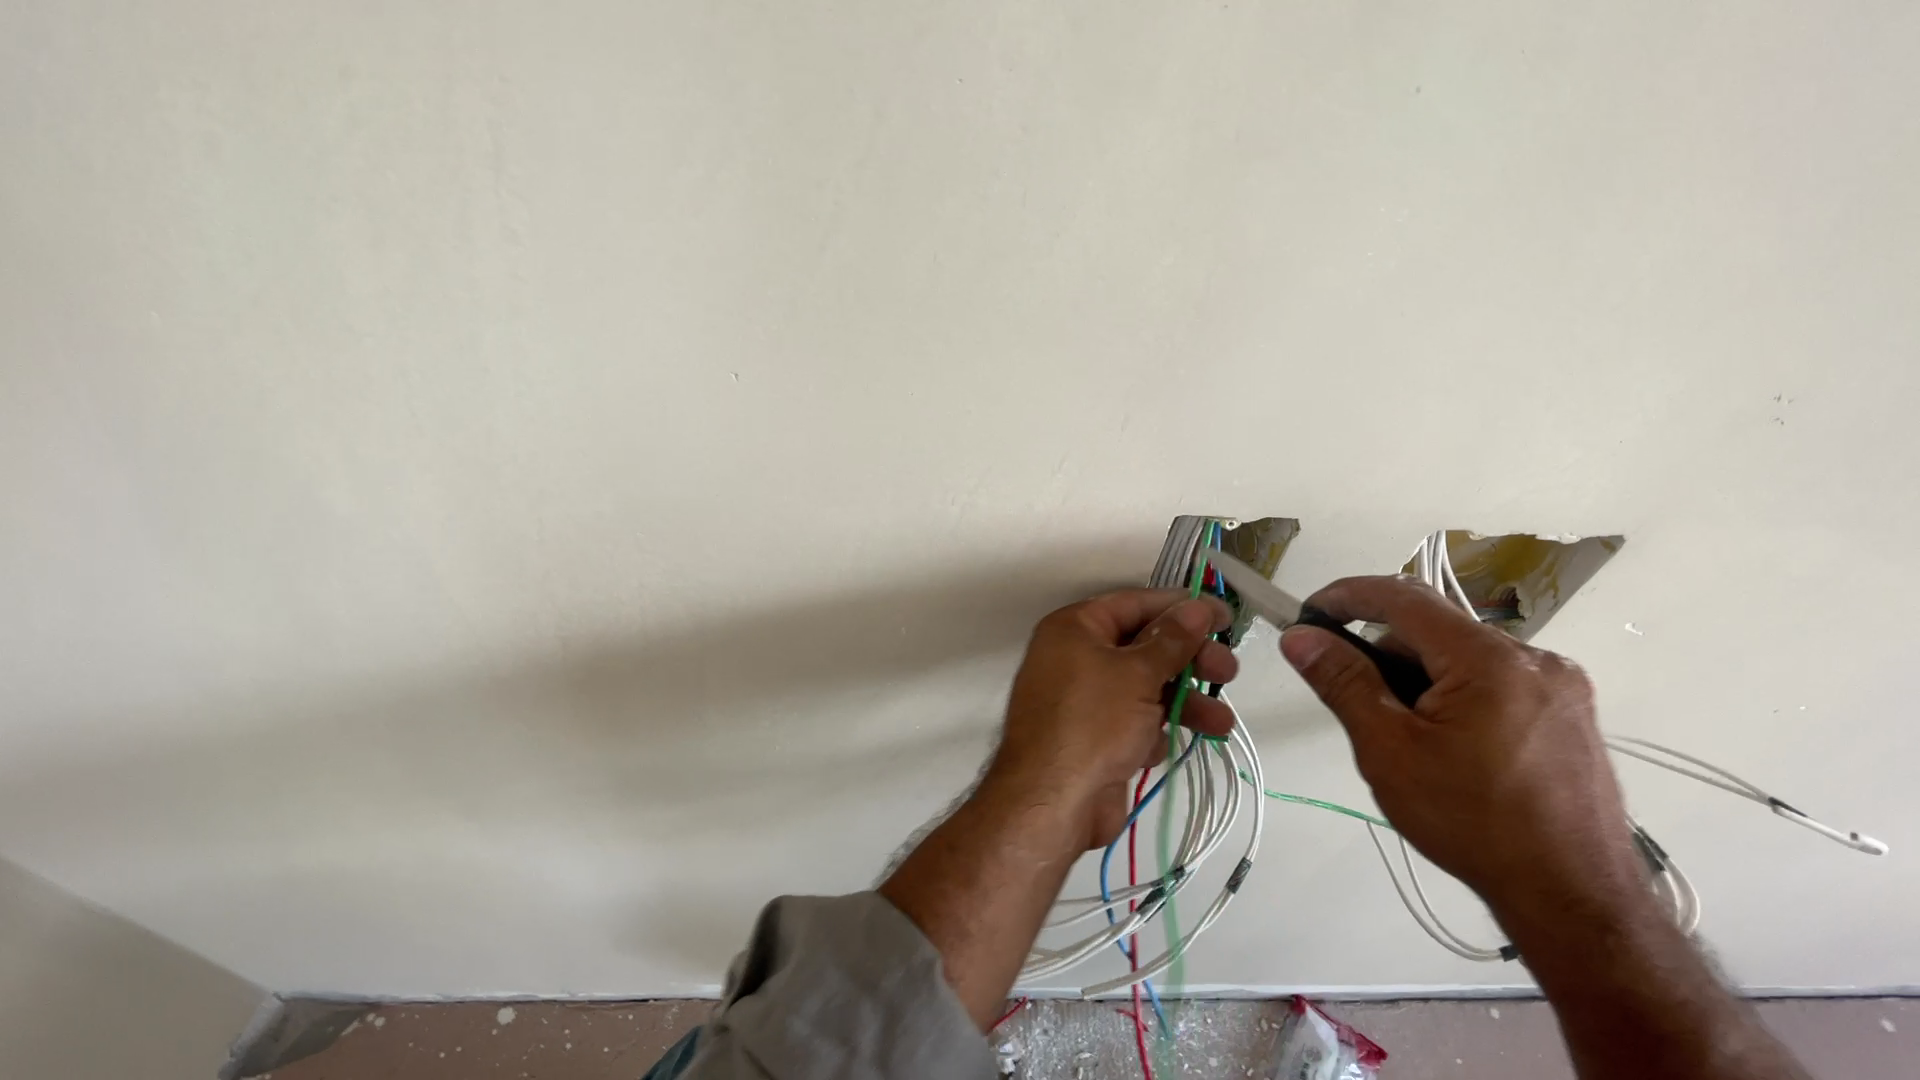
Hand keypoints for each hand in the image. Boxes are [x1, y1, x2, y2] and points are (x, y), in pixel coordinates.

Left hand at [987, 589, 1236, 851]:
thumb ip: (1172, 639)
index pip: (1134, 604)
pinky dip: (1156, 730)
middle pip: (1144, 646)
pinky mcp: (1096, 737)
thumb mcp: (1137, 673)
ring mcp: (1085, 700)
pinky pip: (1135, 721)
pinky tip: (1164, 747)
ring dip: (1186, 701)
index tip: (1223, 616)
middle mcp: (1076, 657)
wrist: (1053, 802)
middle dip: (1189, 659)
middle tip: (1228, 670)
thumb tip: (1197, 607)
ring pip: (1146, 687)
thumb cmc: (1092, 722)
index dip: (1181, 607)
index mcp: (1074, 628)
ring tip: (1221, 721)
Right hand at [1279, 576, 1645, 921]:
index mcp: (1488, 658)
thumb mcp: (1389, 750)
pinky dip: (1459, 694)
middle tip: (1358, 704)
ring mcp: (1560, 686)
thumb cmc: (1470, 821)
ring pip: (1466, 657)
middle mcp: (1533, 657)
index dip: (1347, 596)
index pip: (1403, 597)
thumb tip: (1300, 636)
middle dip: (1385, 653)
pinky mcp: (1571, 713)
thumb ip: (1343, 682)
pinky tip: (1452, 747)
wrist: (1573, 897)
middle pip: (1435, 630)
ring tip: (1408, 741)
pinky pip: (1498, 680)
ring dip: (1422, 678)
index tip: (1307, 614)